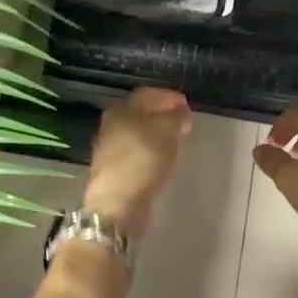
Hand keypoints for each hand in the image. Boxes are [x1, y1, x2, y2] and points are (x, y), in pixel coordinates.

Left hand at [83, 87, 192, 237]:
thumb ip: (176, 118)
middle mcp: (111, 125)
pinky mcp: (113, 170)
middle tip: (183, 122)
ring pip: (138, 134)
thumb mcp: (167, 132)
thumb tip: (180, 112)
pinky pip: (136, 153)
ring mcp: (109, 149)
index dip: (169, 96)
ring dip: (157, 135)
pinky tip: (162, 159)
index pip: (147, 94)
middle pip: (140, 113)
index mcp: (121, 108)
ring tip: (176, 141)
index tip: (187, 105)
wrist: (117, 204)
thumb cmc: (142, 160)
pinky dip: (150, 151)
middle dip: (162, 115)